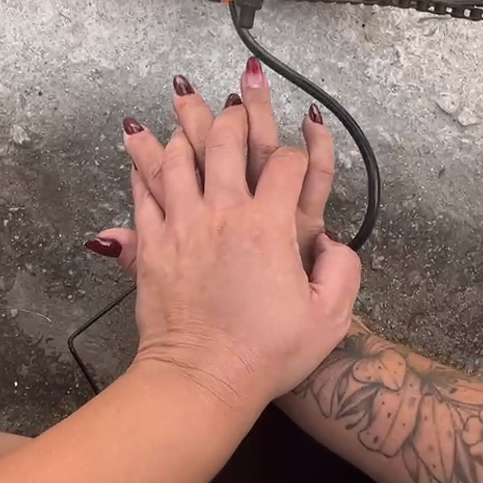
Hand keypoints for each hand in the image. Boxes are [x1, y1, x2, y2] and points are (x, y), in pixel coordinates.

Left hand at [103, 64, 360, 409]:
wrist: (202, 380)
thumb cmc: (267, 355)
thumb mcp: (328, 319)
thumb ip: (343, 270)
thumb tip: (331, 237)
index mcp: (269, 226)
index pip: (287, 166)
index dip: (300, 154)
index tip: (298, 161)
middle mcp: (223, 213)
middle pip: (226, 144)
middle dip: (235, 116)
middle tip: (236, 102)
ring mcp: (181, 225)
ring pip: (177, 159)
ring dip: (183, 130)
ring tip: (185, 112)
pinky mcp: (151, 244)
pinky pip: (143, 193)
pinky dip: (141, 165)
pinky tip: (139, 147)